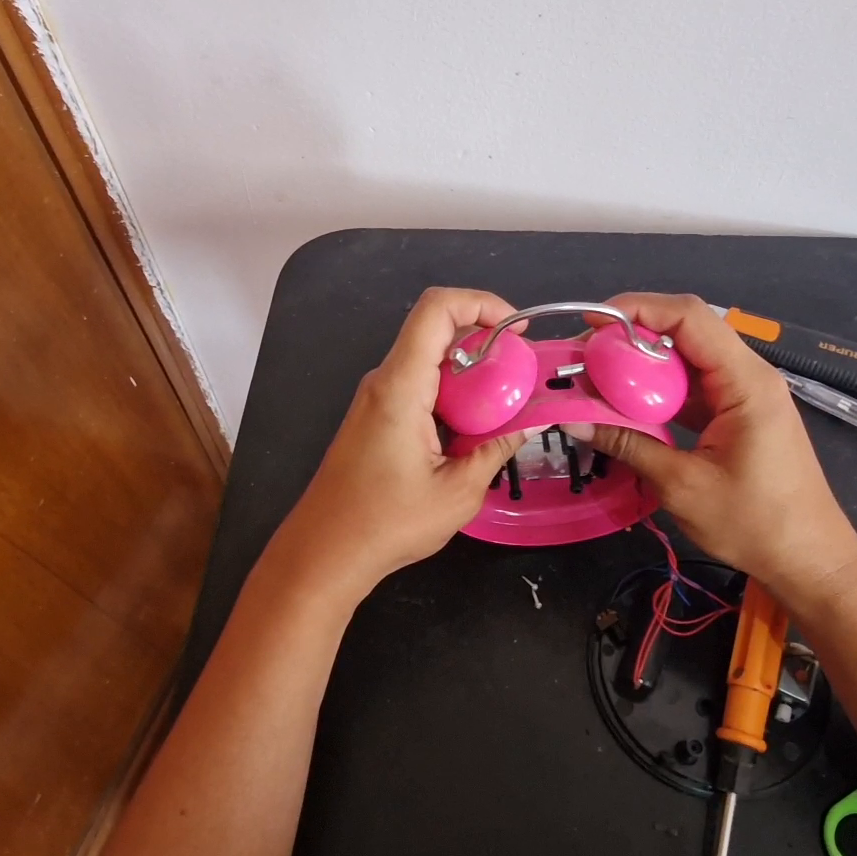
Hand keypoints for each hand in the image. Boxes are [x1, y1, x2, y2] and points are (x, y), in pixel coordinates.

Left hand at [266, 288, 534, 603]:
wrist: (325, 552)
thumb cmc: (387, 523)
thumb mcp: (458, 491)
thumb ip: (497, 448)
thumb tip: (531, 421)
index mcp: (400, 386)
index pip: (437, 309)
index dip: (482, 303)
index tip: (517, 330)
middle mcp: (384, 381)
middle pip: (436, 331)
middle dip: (485, 342)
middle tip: (521, 376)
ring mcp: (376, 398)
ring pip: (429, 360)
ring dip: (470, 373)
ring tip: (505, 407)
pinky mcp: (374, 418)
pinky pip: (418, 386)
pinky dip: (451, 394)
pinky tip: (472, 429)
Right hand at [570, 293, 856, 606]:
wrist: (809, 560)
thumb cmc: (755, 523)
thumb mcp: (682, 485)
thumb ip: (627, 444)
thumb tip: (572, 421)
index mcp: (745, 382)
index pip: (689, 318)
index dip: (638, 309)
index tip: (592, 323)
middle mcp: (748, 376)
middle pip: (687, 330)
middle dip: (633, 334)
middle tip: (586, 353)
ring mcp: (743, 394)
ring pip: (687, 358)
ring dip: (643, 363)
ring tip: (596, 376)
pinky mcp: (736, 414)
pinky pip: (692, 386)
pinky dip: (657, 389)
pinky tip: (625, 403)